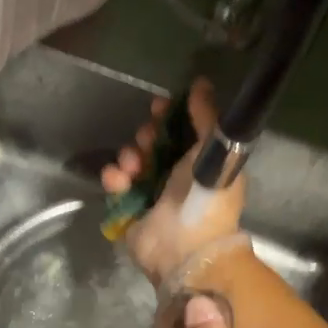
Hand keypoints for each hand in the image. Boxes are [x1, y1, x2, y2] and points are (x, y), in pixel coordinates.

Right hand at [100, 79, 245, 284]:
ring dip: (130, 156)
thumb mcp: (212, 149)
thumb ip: (206, 116)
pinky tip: (120, 179)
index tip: (159, 106)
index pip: (181, 130)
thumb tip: (201, 82)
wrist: (184, 246)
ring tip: (133, 165)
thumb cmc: (204, 195)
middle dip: (147, 135)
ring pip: (133, 161)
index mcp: (201, 162)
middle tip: (148, 138)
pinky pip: (116, 185)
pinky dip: (115, 178)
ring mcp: (152, 194)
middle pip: (154, 143)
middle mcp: (177, 176)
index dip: (169, 116)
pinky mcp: (130, 209)